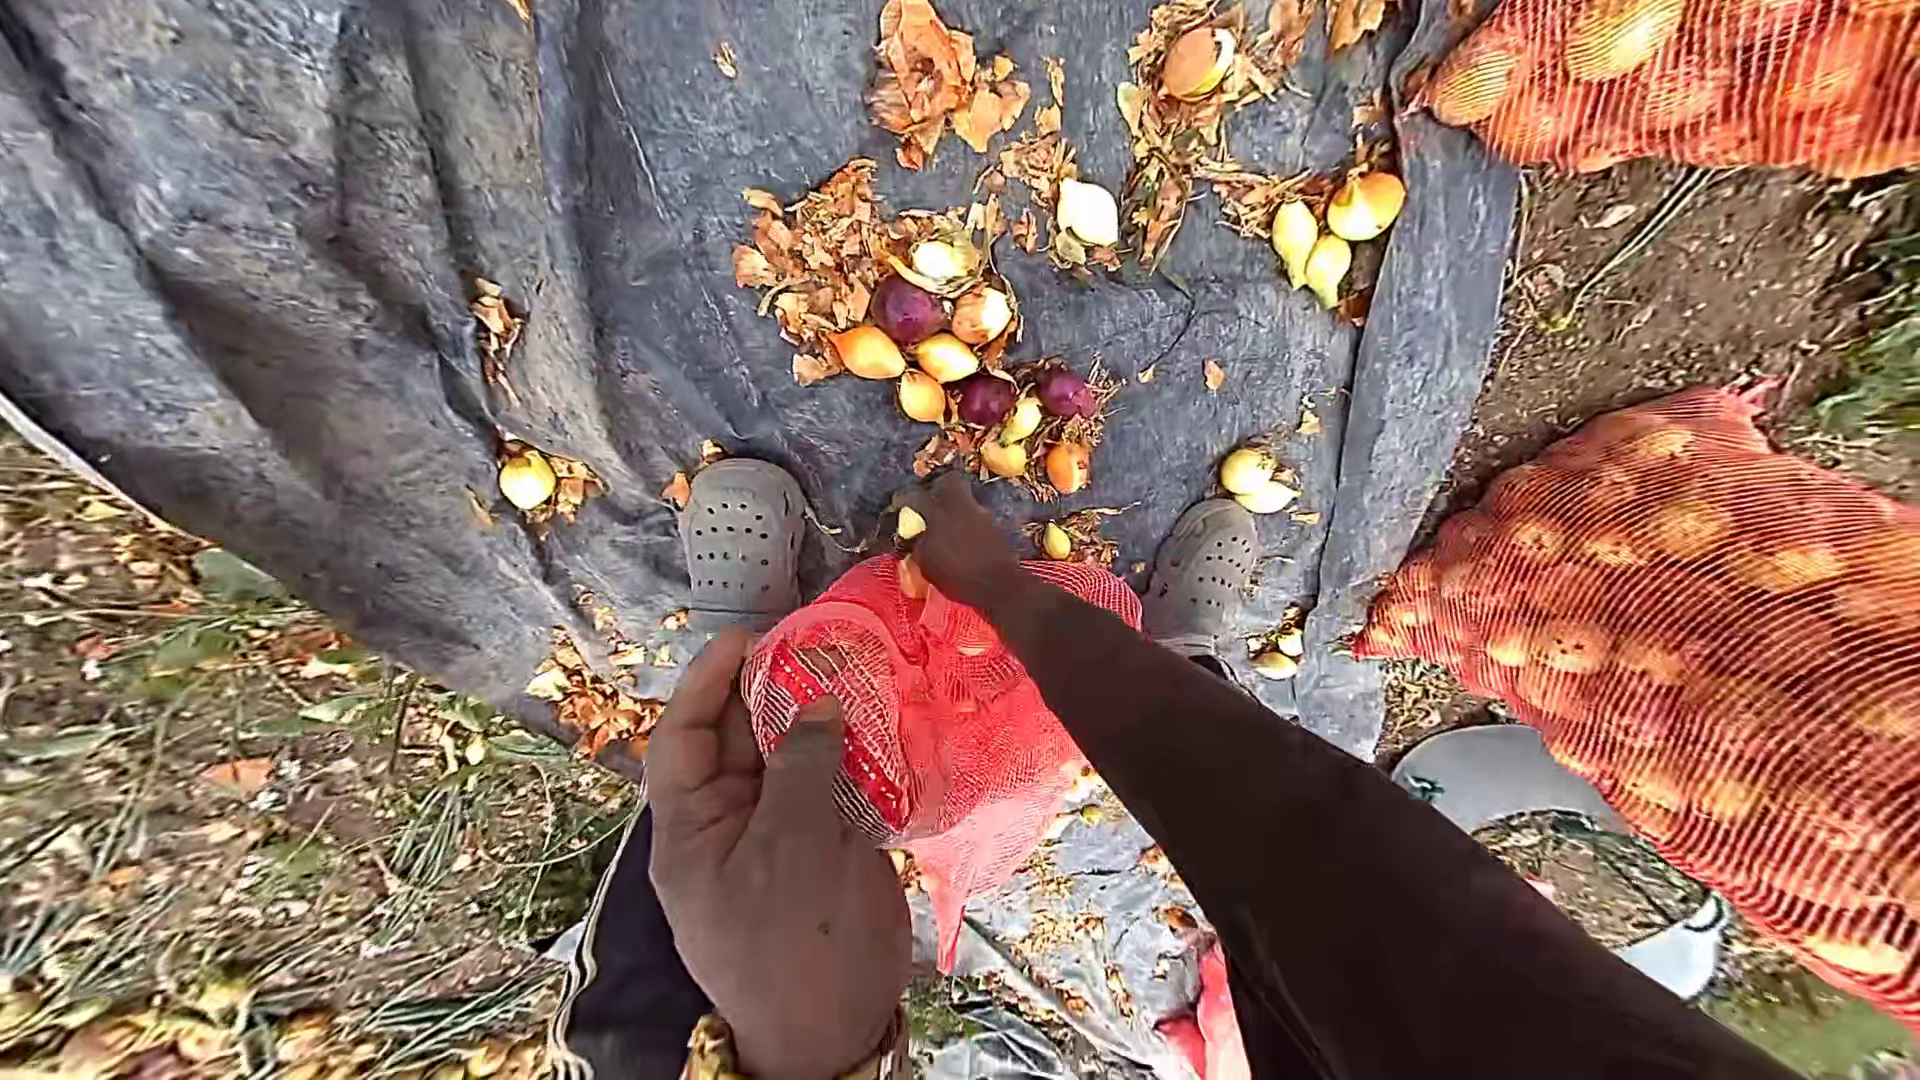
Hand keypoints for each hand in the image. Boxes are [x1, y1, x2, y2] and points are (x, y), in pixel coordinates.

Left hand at [647, 630, 910, 1079]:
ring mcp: (781, 822)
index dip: (705, 683)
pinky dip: (849, 743)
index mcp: (693, 826)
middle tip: (810, 643)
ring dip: (816, 710)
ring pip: (791, 749)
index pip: (681, 738)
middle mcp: (732, 815)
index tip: (744, 639)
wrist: (839, 1022)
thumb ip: (800, 767)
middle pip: (741, 735)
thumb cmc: (794, 943)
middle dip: (770, 686)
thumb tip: (820, 703)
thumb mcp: (787, 851)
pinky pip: (829, 772)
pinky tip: (873, 715)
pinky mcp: (824, 830)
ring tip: (847, 666)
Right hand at [901, 471, 1025, 610]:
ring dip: (957, 509)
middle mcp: (962, 509)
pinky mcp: (997, 527)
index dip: (904, 499)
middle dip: (940, 487)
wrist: (999, 587)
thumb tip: (916, 537)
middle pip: (951, 482)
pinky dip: (970, 525)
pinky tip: (966, 541)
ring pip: (967, 501)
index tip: (899, 504)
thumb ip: (919, 546)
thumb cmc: (958, 578)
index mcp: (939, 516)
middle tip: (932, 500)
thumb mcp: (928, 566)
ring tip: (950, 527)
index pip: (916, 497)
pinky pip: (979, 519)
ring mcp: (983, 516)